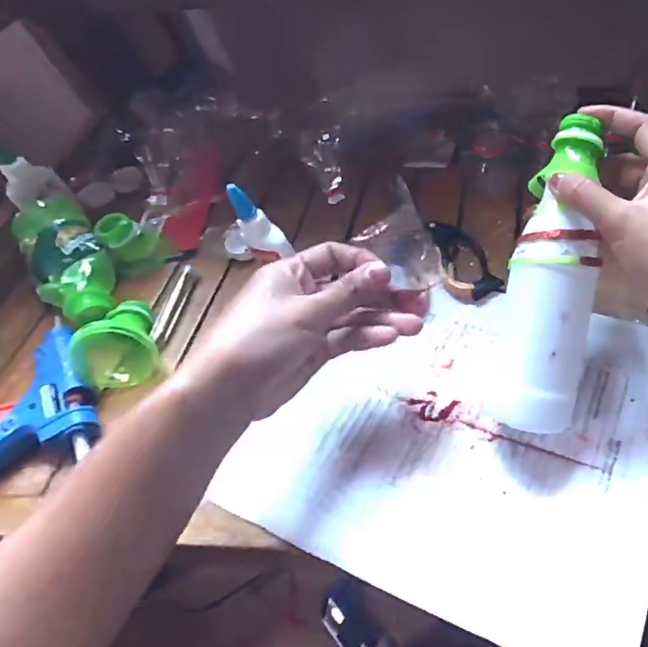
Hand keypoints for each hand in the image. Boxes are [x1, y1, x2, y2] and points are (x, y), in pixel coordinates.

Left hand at [180, 242, 427, 421]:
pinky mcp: (313, 352)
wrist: (228, 390)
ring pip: (351, 316)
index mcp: (292, 273)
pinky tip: (391, 337)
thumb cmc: (262, 337)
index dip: (363, 264)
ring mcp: (308, 325)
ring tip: (416, 326)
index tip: (391, 276)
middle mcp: (302, 294)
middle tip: (420, 303)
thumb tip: (382, 269)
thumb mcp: (306, 310)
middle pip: (349, 288)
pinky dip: (366, 337)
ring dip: (382, 319)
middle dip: (383, 295)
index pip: (334, 256)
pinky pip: (344, 338)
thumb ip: (348, 292)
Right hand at [545, 105, 647, 335]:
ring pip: (618, 188)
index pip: (641, 128)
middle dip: (593, 157)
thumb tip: (555, 177)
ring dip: (591, 188)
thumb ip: (587, 196)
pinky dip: (596, 212)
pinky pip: (617, 213)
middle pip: (625, 158)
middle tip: (559, 162)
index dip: (613, 117)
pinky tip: (572, 219)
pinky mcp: (647, 235)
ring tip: (558, 191)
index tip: (579, 118)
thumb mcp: (622, 221)